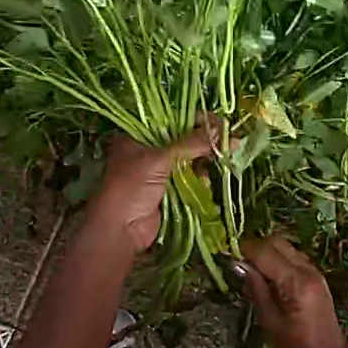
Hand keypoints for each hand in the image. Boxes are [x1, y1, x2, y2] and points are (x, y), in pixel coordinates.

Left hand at [86, 117, 220, 252]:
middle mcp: (147, 148)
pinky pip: (188, 176)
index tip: (218, 122)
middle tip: (227, 140)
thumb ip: (191, 144)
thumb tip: (223, 132)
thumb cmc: (131, 187)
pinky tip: (208, 177)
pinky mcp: (167, 188)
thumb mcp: (159, 160)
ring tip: (223, 157)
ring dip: (204, 158)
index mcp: (137, 135)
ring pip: (187, 157)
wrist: (120, 230)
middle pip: (181, 138)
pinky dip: (199, 175)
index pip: (170, 118)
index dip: (194, 119)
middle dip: (204, 139)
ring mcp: (157, 170)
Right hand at [238, 235, 347, 347]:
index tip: (228, 256)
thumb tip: (238, 265)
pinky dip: (279, 260)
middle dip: (256, 248)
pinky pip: (294, 258)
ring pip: (287, 248)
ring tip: (251, 271)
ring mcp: (315, 273)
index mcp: (296, 282)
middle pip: (277, 243)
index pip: (265, 252)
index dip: (244, 250)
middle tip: (239, 263)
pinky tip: (268, 277)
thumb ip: (255, 289)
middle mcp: (308, 270)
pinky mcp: (317, 279)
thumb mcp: (270, 322)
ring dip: (268, 252)